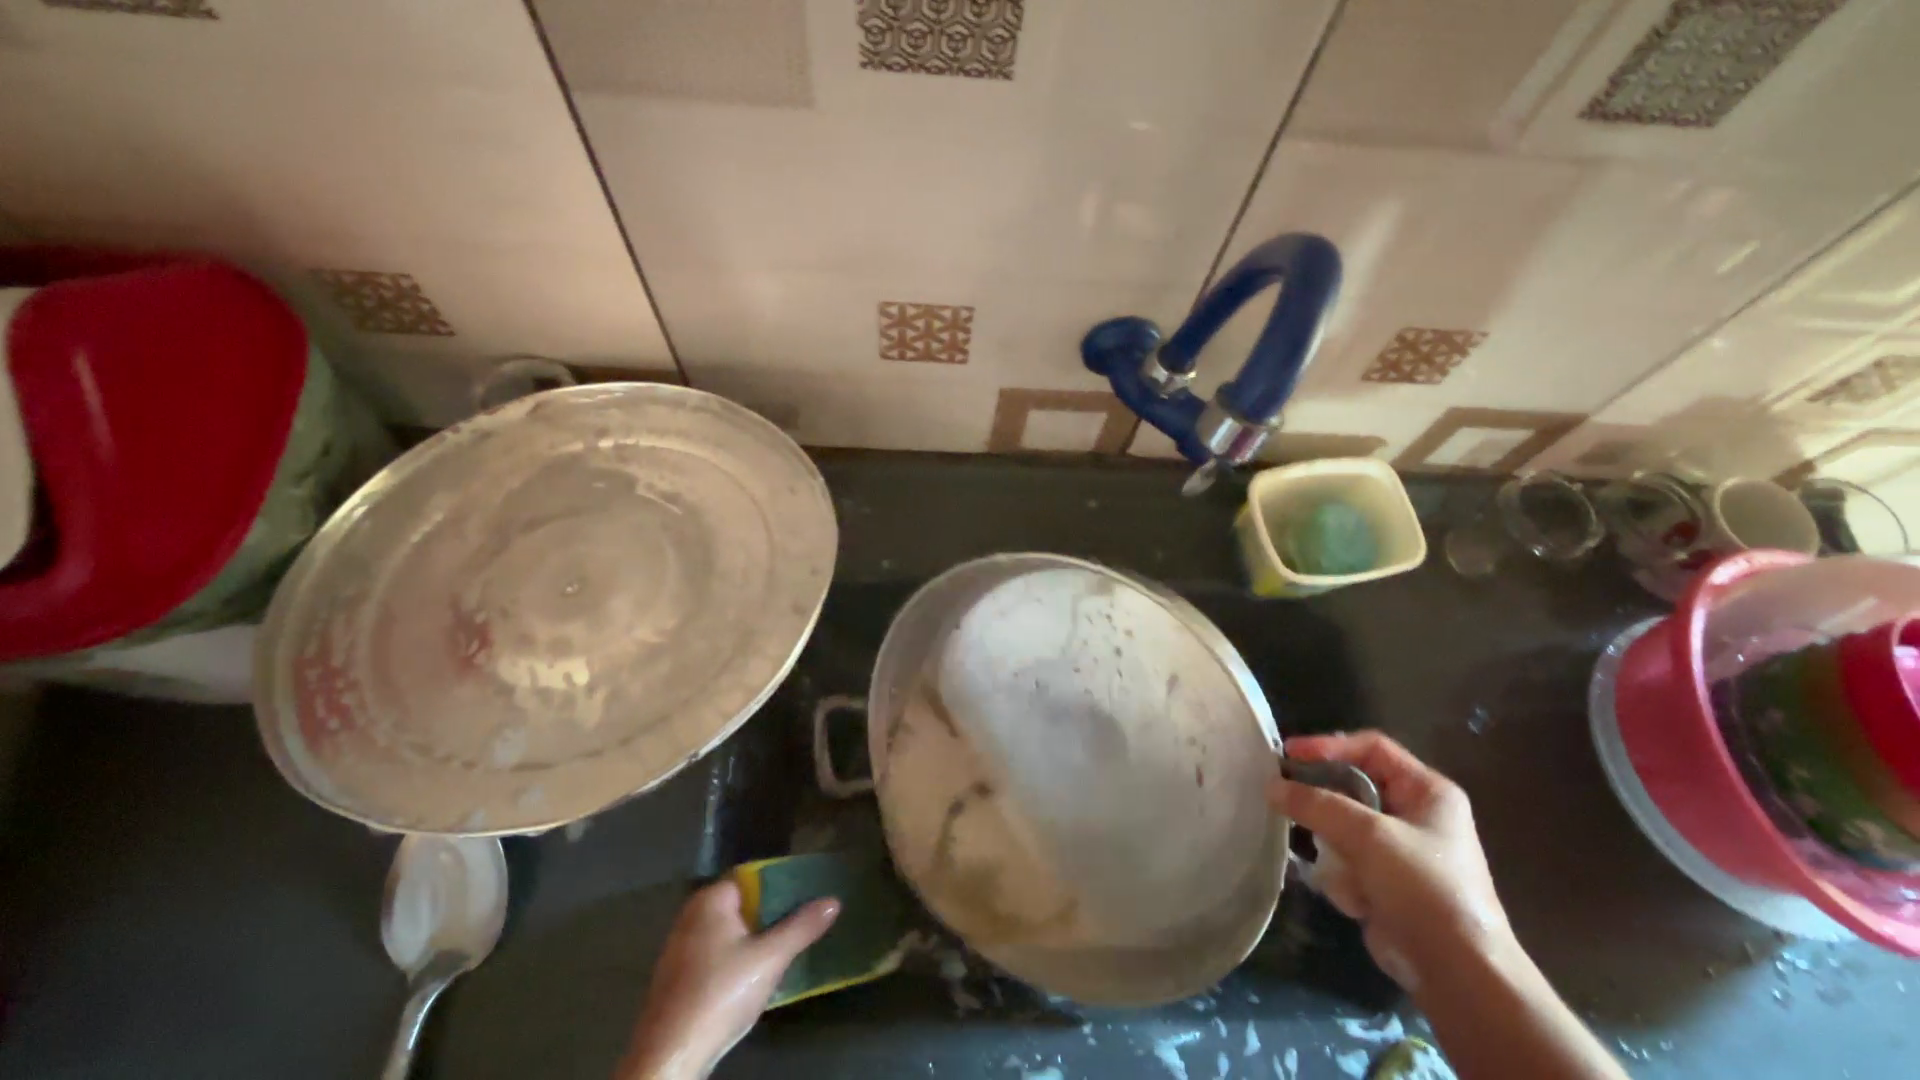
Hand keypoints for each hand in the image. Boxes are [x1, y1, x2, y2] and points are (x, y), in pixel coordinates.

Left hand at [617, 879, 838, 1079]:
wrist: (672, 1052)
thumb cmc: (721, 992)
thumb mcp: (770, 959)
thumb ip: (801, 927)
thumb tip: (833, 901)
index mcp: (710, 899)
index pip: (752, 878)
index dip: (781, 884)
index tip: (808, 895)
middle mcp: (690, 915)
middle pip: (741, 904)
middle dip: (771, 914)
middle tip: (804, 922)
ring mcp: (680, 947)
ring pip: (728, 931)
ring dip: (755, 938)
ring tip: (787, 947)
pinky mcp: (678, 976)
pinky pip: (716, 953)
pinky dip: (737, 957)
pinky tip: (755, 975)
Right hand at [1269, 731, 1511, 992]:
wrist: (1457, 969)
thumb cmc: (1423, 887)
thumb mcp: (1369, 835)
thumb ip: (1317, 804)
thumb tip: (1272, 786)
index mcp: (1428, 791)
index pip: (1371, 748)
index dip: (1328, 745)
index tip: (1287, 755)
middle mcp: (1416, 814)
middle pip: (1353, 787)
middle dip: (1324, 802)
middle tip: (1285, 801)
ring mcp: (1400, 851)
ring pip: (1343, 827)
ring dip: (1334, 848)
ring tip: (1334, 868)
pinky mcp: (1384, 883)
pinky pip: (1346, 862)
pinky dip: (1343, 878)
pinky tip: (1355, 901)